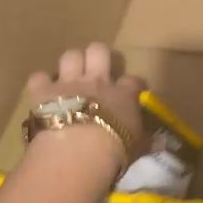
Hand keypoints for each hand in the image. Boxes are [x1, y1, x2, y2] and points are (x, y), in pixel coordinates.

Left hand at [25, 43, 146, 171]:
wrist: (79, 150)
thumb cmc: (115, 149)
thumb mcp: (137, 147)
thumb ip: (148, 141)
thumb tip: (162, 142)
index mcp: (123, 94)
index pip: (133, 81)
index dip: (133, 85)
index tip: (132, 93)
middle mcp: (97, 81)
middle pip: (99, 51)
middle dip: (97, 57)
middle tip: (96, 71)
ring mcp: (69, 83)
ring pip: (71, 56)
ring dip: (70, 65)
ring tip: (69, 76)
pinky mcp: (44, 91)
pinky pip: (39, 77)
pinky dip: (41, 83)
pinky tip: (43, 91)